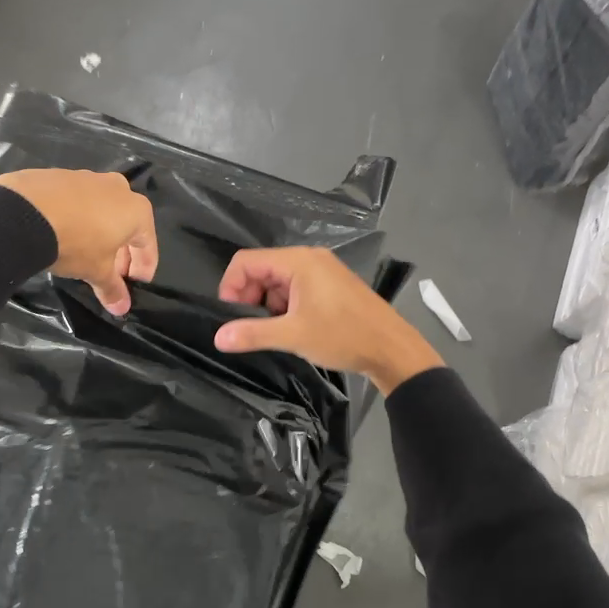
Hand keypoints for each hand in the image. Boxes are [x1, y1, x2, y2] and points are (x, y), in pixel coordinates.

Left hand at [0, 169, 157, 314]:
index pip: (148, 245)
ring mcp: (89, 177)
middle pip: (126, 226)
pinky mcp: (62, 175)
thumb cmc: (76, 243)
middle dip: (122, 253)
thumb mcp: (97, 271)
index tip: (136, 284)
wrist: (26, 213)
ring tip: (88, 256)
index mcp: (136, 210)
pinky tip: (67, 235)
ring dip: (101, 235)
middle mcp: (118, 188)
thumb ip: (112, 289)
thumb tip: (121, 308)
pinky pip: (79, 203)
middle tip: (113, 274)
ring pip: (103, 212)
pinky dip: (79, 220)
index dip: (144, 268)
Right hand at [214, 247, 443, 393]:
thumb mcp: (293, 336)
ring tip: (275, 333)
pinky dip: (285, 308)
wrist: (390, 348)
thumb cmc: (343, 336)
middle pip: (261, 271)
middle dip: (249, 299)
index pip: (246, 262)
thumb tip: (218, 337)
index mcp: (298, 261)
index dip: (231, 288)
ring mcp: (321, 272)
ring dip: (268, 307)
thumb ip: (252, 334)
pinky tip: (292, 330)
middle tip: (251, 329)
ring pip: (277, 283)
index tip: (232, 318)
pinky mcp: (329, 287)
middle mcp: (308, 259)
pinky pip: (294, 290)